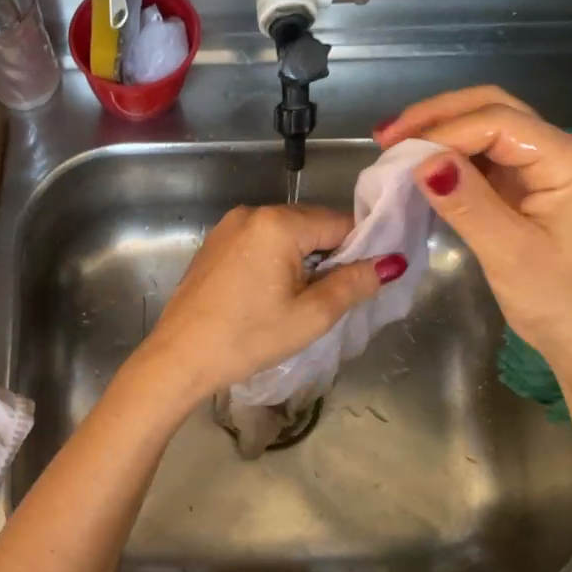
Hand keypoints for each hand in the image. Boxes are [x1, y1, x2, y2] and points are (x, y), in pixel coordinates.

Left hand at [132, 204, 407, 403]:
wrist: (179, 357)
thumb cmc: (247, 339)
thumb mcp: (310, 316)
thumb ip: (354, 284)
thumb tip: (391, 263)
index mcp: (277, 224)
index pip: (340, 223)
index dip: (360, 250)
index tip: (366, 280)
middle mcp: (251, 214)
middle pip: (311, 225)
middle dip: (329, 256)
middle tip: (334, 298)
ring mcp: (227, 228)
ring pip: (284, 236)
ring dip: (302, 261)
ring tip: (301, 301)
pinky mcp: (213, 246)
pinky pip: (259, 244)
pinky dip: (274, 263)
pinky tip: (270, 297)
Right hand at [376, 86, 571, 365]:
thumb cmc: (558, 299)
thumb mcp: (510, 253)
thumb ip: (468, 204)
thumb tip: (423, 162)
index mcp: (568, 161)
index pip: (499, 122)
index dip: (446, 132)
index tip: (397, 154)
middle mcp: (559, 152)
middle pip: (494, 109)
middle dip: (438, 117)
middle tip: (386, 136)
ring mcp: (541, 169)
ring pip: (486, 129)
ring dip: (440, 132)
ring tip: (393, 147)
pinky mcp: (524, 188)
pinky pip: (483, 158)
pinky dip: (448, 157)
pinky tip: (418, 167)